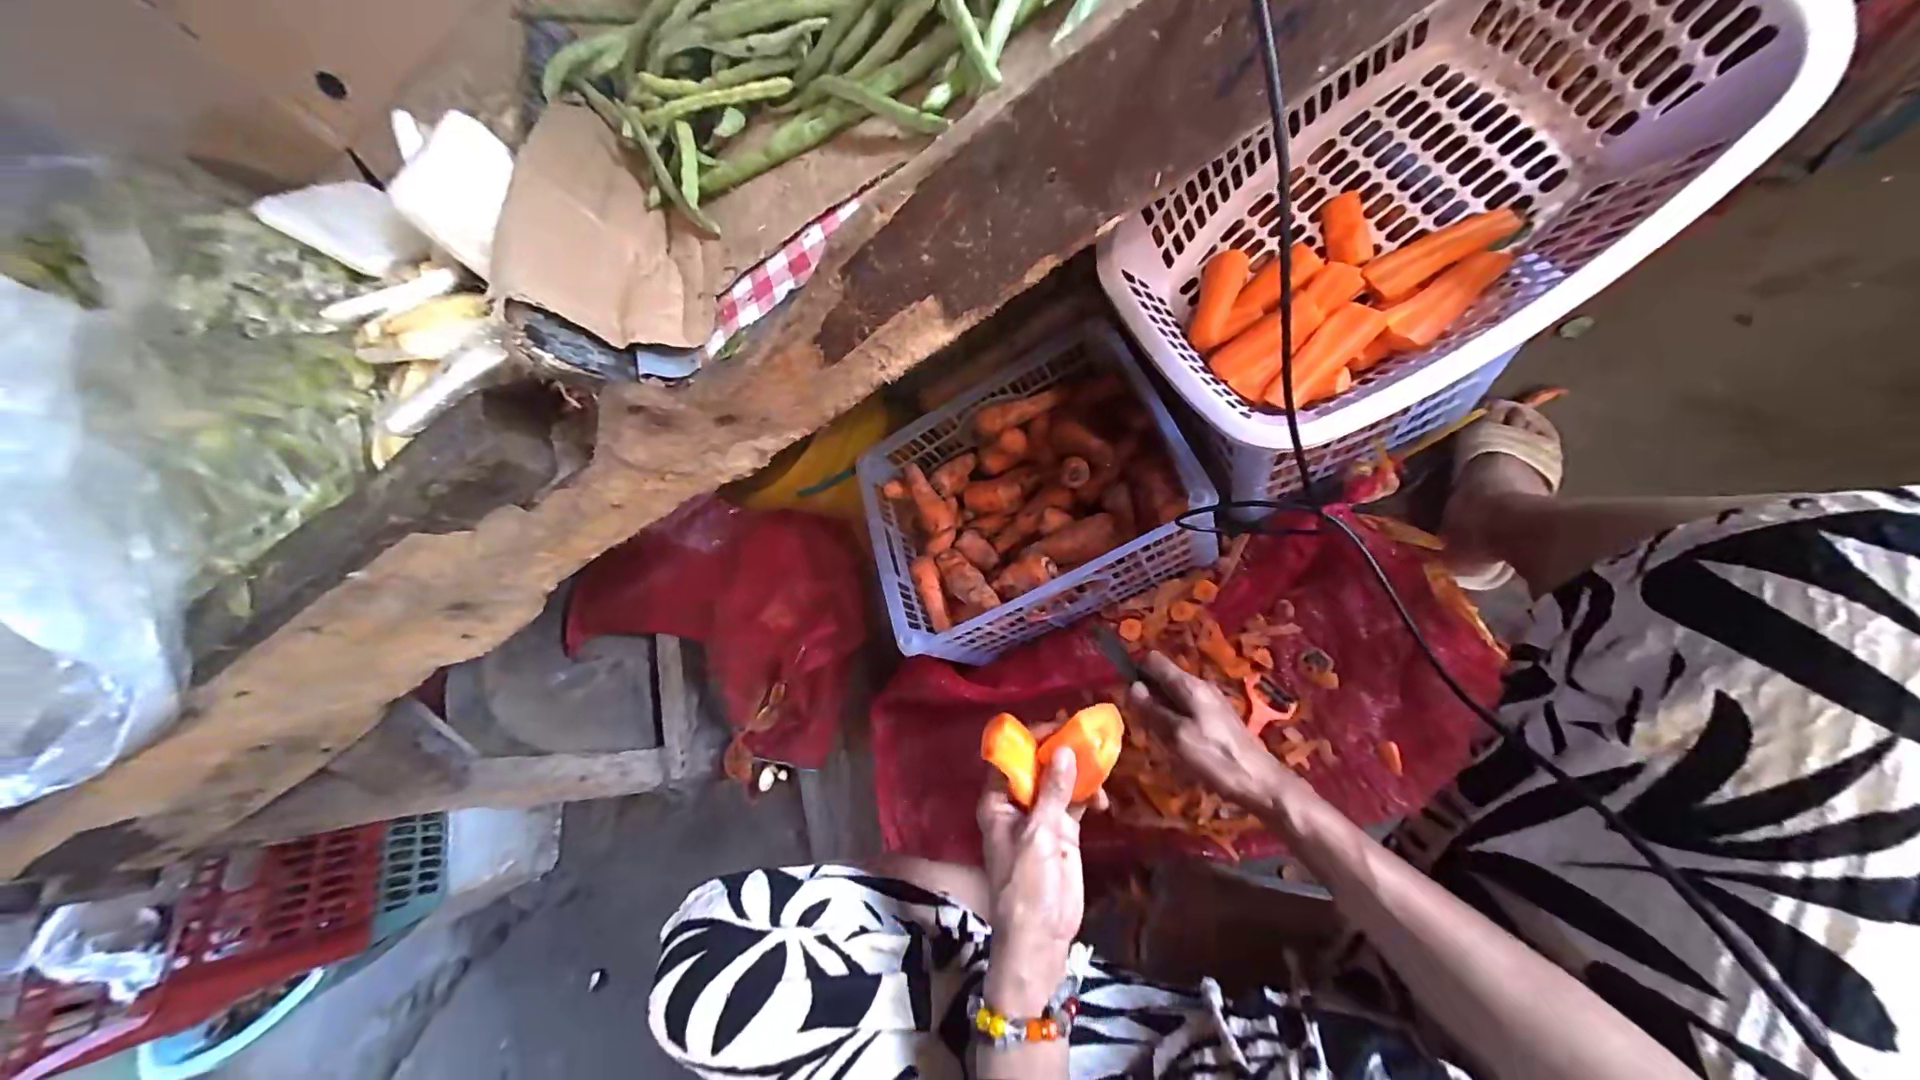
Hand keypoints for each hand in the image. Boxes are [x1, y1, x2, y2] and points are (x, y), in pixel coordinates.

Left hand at [977, 735, 1096, 1013]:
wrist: (1041, 935)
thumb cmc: (1026, 884)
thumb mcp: (1038, 835)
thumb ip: (1053, 793)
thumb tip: (1064, 751)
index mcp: (997, 801)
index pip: (1010, 757)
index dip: (1032, 738)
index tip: (1059, 725)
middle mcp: (1017, 803)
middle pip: (1037, 765)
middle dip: (1059, 749)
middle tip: (1085, 733)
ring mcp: (1041, 816)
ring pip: (1059, 781)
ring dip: (1077, 770)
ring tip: (1100, 760)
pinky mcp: (1062, 831)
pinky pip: (1074, 802)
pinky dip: (1087, 794)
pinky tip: (1102, 794)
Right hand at [1126, 651, 1313, 815]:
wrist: (1262, 783)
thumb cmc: (1216, 759)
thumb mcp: (1177, 737)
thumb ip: (1153, 710)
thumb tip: (1132, 686)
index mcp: (1190, 685)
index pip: (1154, 660)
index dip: (1137, 672)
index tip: (1129, 697)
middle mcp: (1201, 686)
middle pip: (1163, 677)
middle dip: (1148, 695)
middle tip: (1145, 724)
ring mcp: (1211, 701)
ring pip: (1173, 694)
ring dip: (1161, 710)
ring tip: (1160, 737)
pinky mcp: (1218, 717)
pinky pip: (1186, 708)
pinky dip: (1175, 719)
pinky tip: (1178, 743)